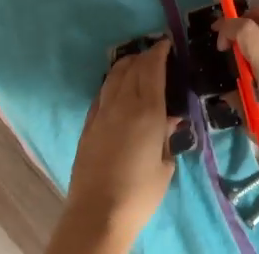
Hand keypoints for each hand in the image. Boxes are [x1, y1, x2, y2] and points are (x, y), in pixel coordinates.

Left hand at [57, 39, 178, 249]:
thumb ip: (168, 137)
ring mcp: (102, 113)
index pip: (153, 68)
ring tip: (136, 63)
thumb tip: (170, 120)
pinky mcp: (88, 125)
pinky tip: (117, 87)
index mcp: (148, 110)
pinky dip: (112, 82)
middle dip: (145, 55)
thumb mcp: (165, 166)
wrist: (98, 214)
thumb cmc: (139, 193)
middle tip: (155, 53)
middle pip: (133, 66)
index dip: (159, 51)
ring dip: (126, 64)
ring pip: (114, 75)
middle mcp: (123, 103)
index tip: (166, 43)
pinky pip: (101, 93)